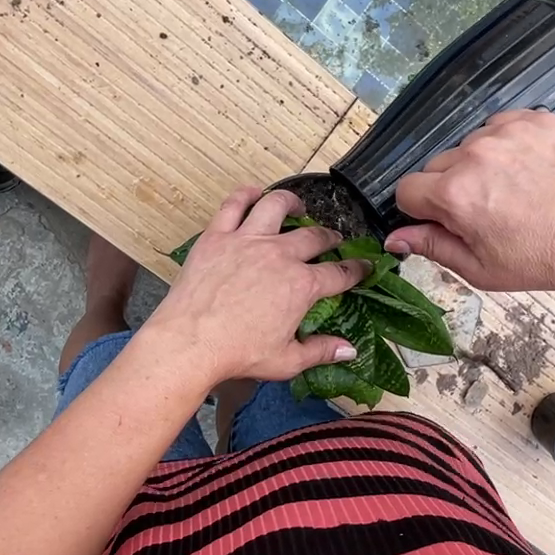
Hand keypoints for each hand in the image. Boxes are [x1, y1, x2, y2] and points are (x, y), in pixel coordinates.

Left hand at [143, 187, 369, 384]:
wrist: (190, 343)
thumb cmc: (238, 354)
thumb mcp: (287, 360)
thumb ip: (322, 351)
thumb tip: (349, 349)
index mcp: (302, 285)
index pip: (340, 273)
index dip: (356, 270)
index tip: (363, 268)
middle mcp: (279, 254)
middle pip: (314, 236)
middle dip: (329, 237)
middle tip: (332, 240)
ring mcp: (247, 240)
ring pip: (276, 206)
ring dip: (292, 203)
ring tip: (298, 207)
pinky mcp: (217, 236)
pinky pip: (233, 204)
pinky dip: (246, 194)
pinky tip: (253, 193)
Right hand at [385, 110, 554, 295]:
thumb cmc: (547, 260)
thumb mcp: (481, 268)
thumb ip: (432, 247)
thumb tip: (393, 238)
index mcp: (455, 194)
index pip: (406, 190)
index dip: (421, 211)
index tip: (445, 222)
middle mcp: (475, 154)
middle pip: (436, 166)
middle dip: (450, 189)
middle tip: (486, 213)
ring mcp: (508, 131)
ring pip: (469, 146)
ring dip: (479, 165)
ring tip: (515, 191)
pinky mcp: (537, 118)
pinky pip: (502, 127)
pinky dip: (509, 146)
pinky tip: (531, 172)